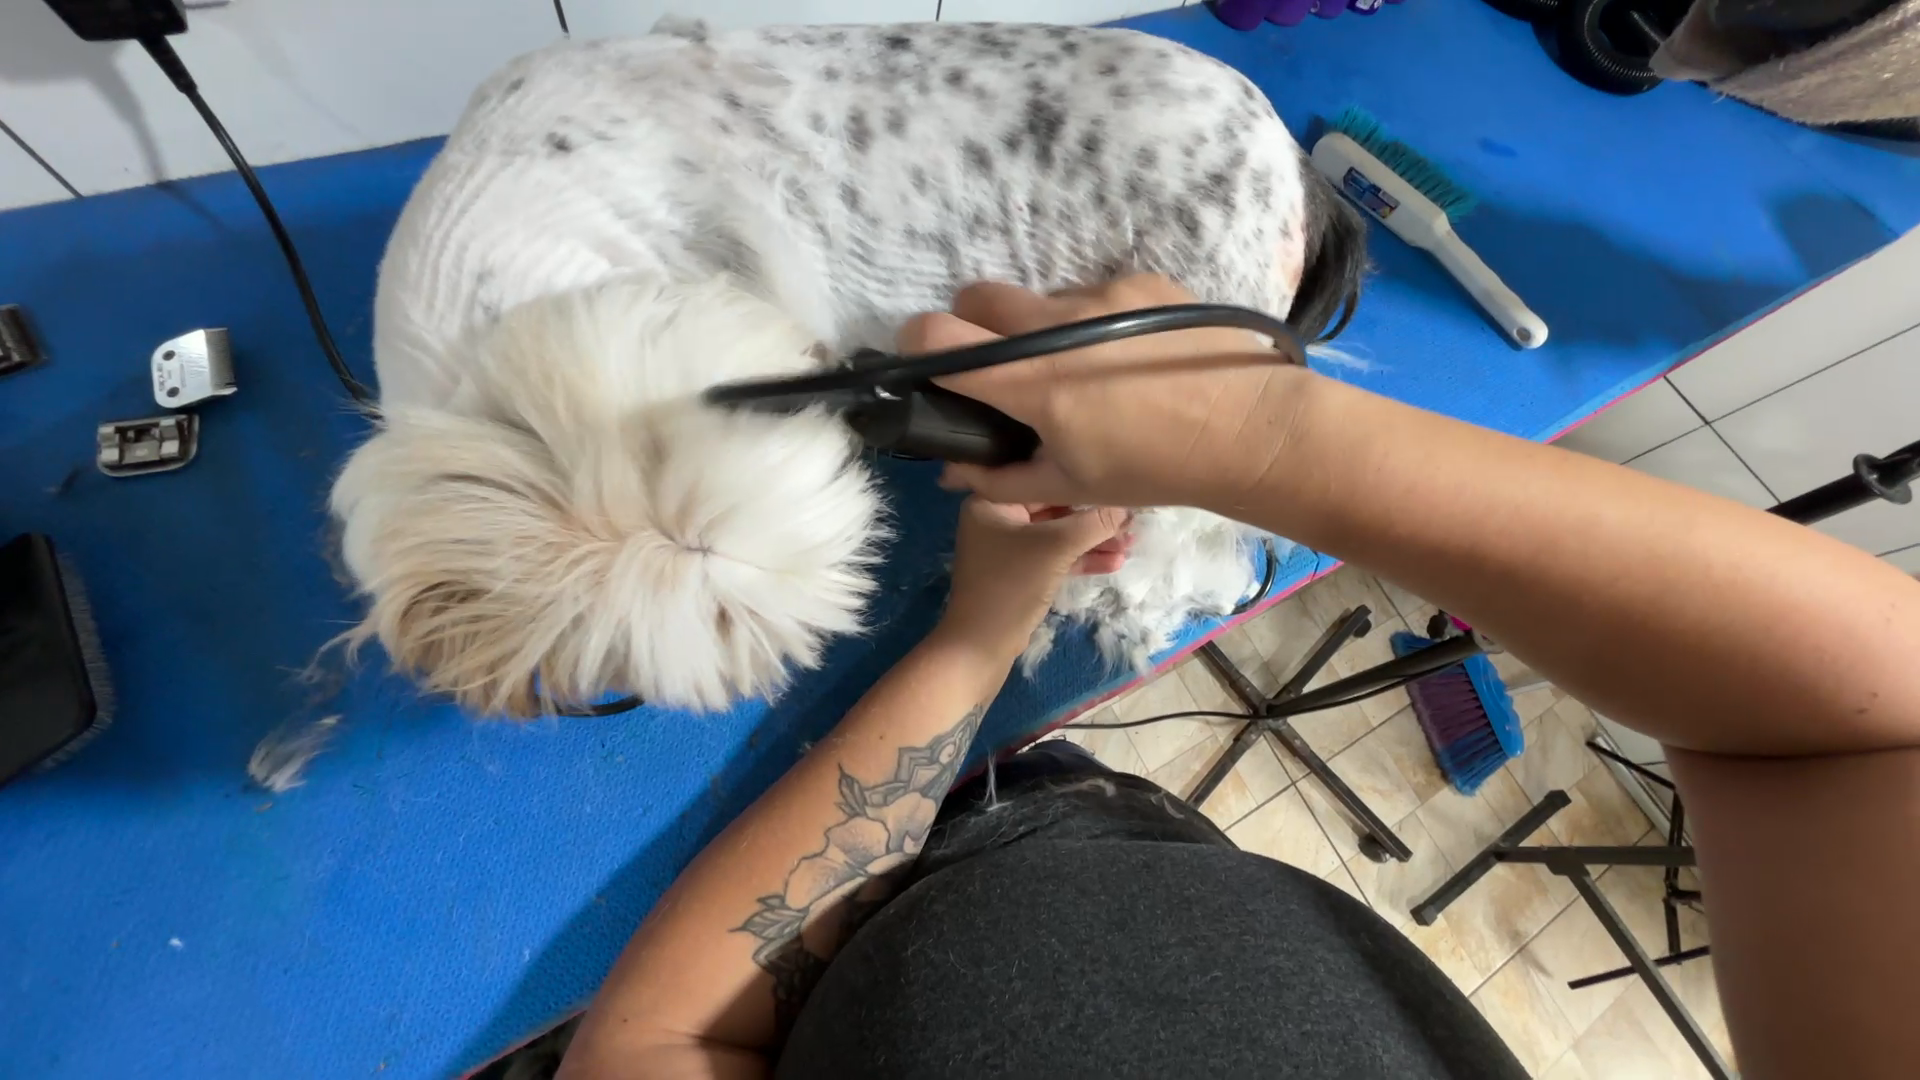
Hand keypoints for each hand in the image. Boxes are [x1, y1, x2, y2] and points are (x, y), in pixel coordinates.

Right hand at [897, 275, 1313, 509]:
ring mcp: (1102, 292)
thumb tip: (952, 470)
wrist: (1249, 430)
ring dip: (1035, 327)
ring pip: (1037, 295)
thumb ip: (1000, 479)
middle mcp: (1058, 323)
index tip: (926, 368)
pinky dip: (1086, 319)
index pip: (938, 336)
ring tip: (1078, 367)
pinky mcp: (1141, 278)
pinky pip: (1089, 291)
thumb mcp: (1073, 485)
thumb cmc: (1154, 469)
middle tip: (1000, 367)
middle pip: (976, 296)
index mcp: (1033, 380)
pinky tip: (1123, 353)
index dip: (916, 348)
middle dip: (970, 326)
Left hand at [933, 497, 1131, 662]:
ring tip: (1131, 543)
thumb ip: (1093, 523)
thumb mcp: (1056, 547)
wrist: (981, 644)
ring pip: (1057, 536)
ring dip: (1092, 541)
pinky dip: (1080, 559)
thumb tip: (1128, 505)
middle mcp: (997, 518)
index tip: (1119, 489)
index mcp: (992, 501)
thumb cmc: (1012, 584)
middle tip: (1133, 519)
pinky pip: (1054, 557)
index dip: (1083, 488)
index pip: (1044, 482)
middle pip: (1053, 509)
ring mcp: (1008, 547)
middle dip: (1093, 518)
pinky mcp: (1019, 572)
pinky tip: (1114, 562)